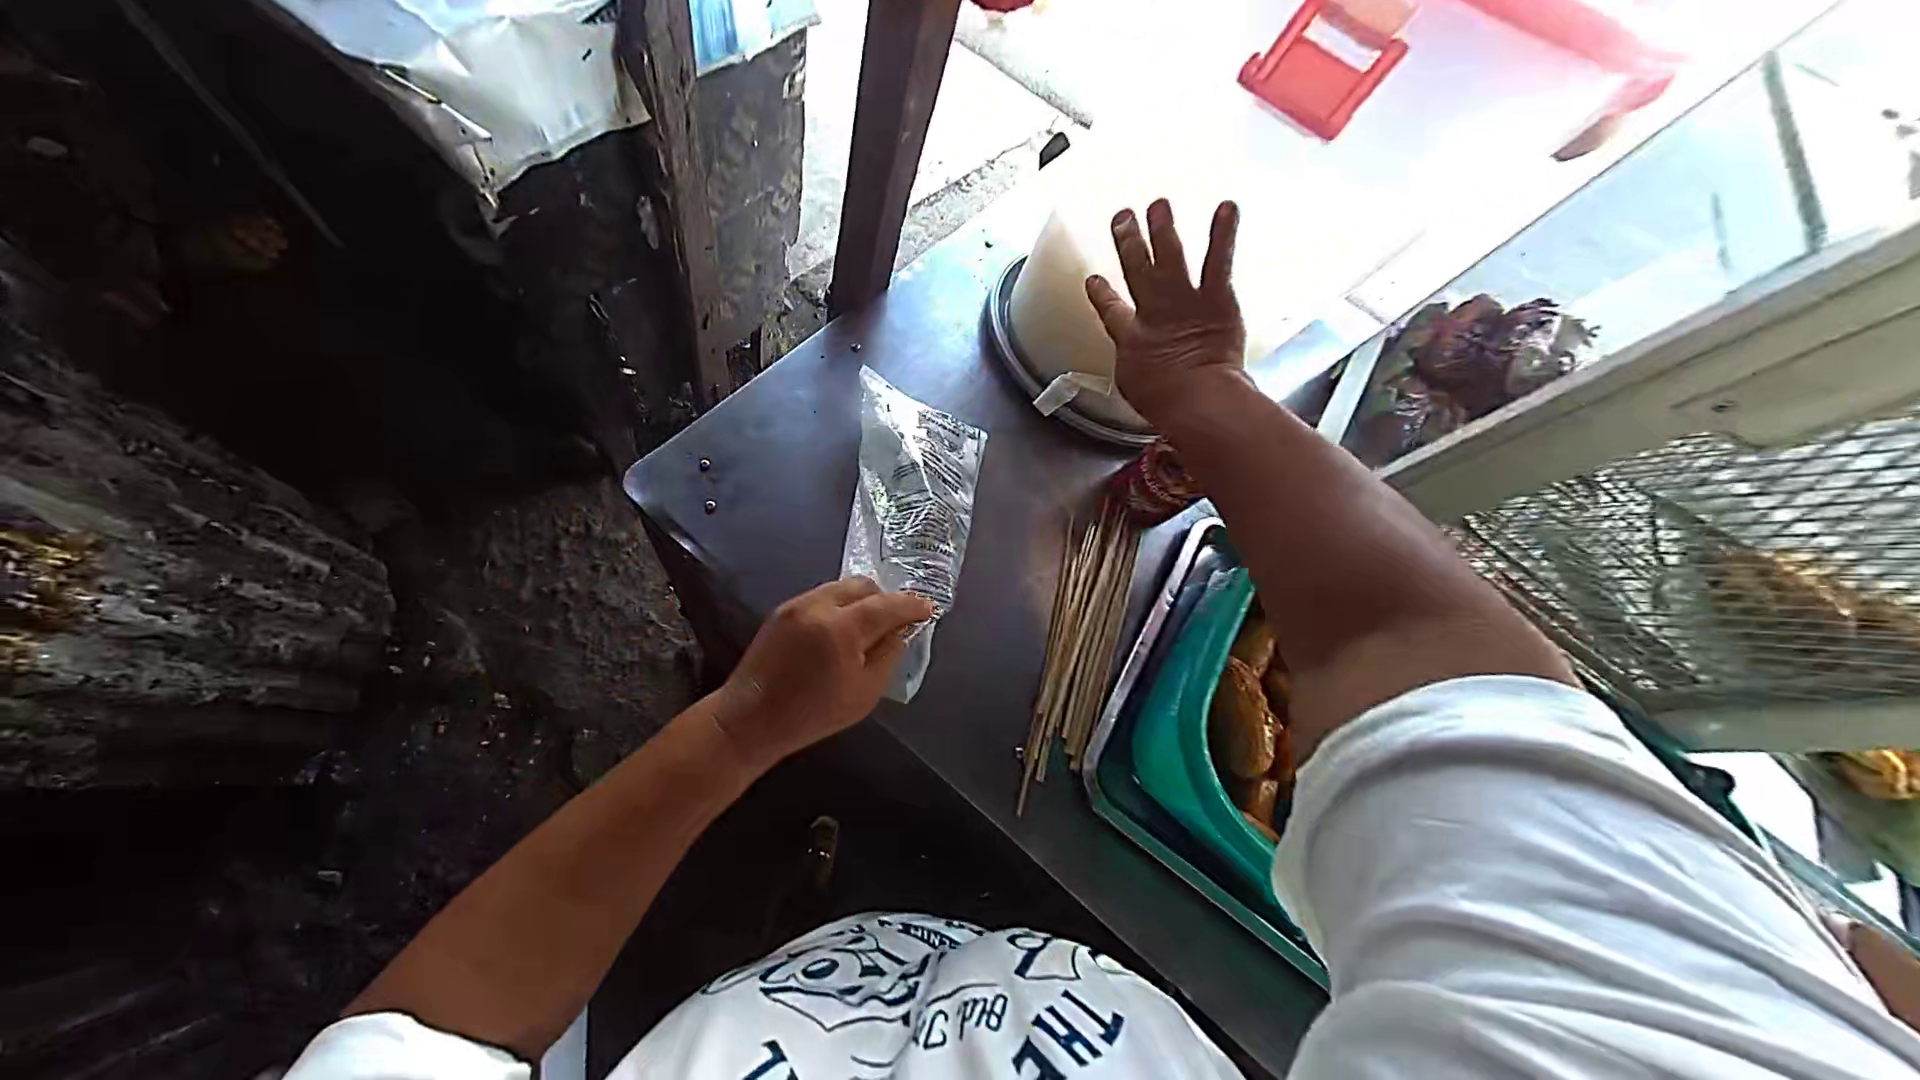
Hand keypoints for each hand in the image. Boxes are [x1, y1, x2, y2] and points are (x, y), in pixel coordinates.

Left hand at [711, 576, 933, 772]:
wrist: (751, 719)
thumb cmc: (812, 714)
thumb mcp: (865, 693)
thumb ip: (889, 655)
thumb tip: (900, 631)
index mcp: (841, 629)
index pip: (888, 605)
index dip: (912, 605)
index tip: (927, 609)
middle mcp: (818, 606)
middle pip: (865, 585)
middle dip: (886, 599)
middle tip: (896, 620)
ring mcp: (797, 605)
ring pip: (842, 588)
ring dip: (862, 601)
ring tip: (867, 626)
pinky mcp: (783, 610)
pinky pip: (822, 596)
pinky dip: (840, 606)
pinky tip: (840, 631)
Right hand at [1084, 199, 1247, 429]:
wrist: (1195, 399)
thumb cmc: (1164, 402)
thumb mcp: (1134, 387)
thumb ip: (1135, 369)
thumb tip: (1142, 373)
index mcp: (1130, 337)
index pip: (1110, 310)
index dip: (1100, 294)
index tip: (1094, 279)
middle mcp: (1153, 312)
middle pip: (1136, 269)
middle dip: (1128, 241)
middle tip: (1122, 216)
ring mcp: (1184, 302)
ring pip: (1170, 257)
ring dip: (1163, 228)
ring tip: (1159, 204)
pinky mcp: (1216, 299)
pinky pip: (1218, 261)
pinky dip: (1223, 233)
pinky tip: (1227, 207)